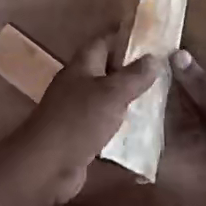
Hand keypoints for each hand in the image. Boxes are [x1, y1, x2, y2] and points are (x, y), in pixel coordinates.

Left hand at [2, 37, 161, 205]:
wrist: (44, 168)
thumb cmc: (78, 121)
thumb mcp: (112, 93)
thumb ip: (134, 75)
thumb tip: (154, 57)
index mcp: (82, 65)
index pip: (104, 41)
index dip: (125, 37)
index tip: (151, 38)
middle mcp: (78, 83)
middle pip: (106, 68)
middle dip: (131, 68)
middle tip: (161, 69)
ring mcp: (76, 110)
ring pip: (107, 96)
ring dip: (128, 96)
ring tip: (157, 96)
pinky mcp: (79, 134)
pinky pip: (104, 121)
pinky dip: (121, 122)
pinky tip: (141, 126)